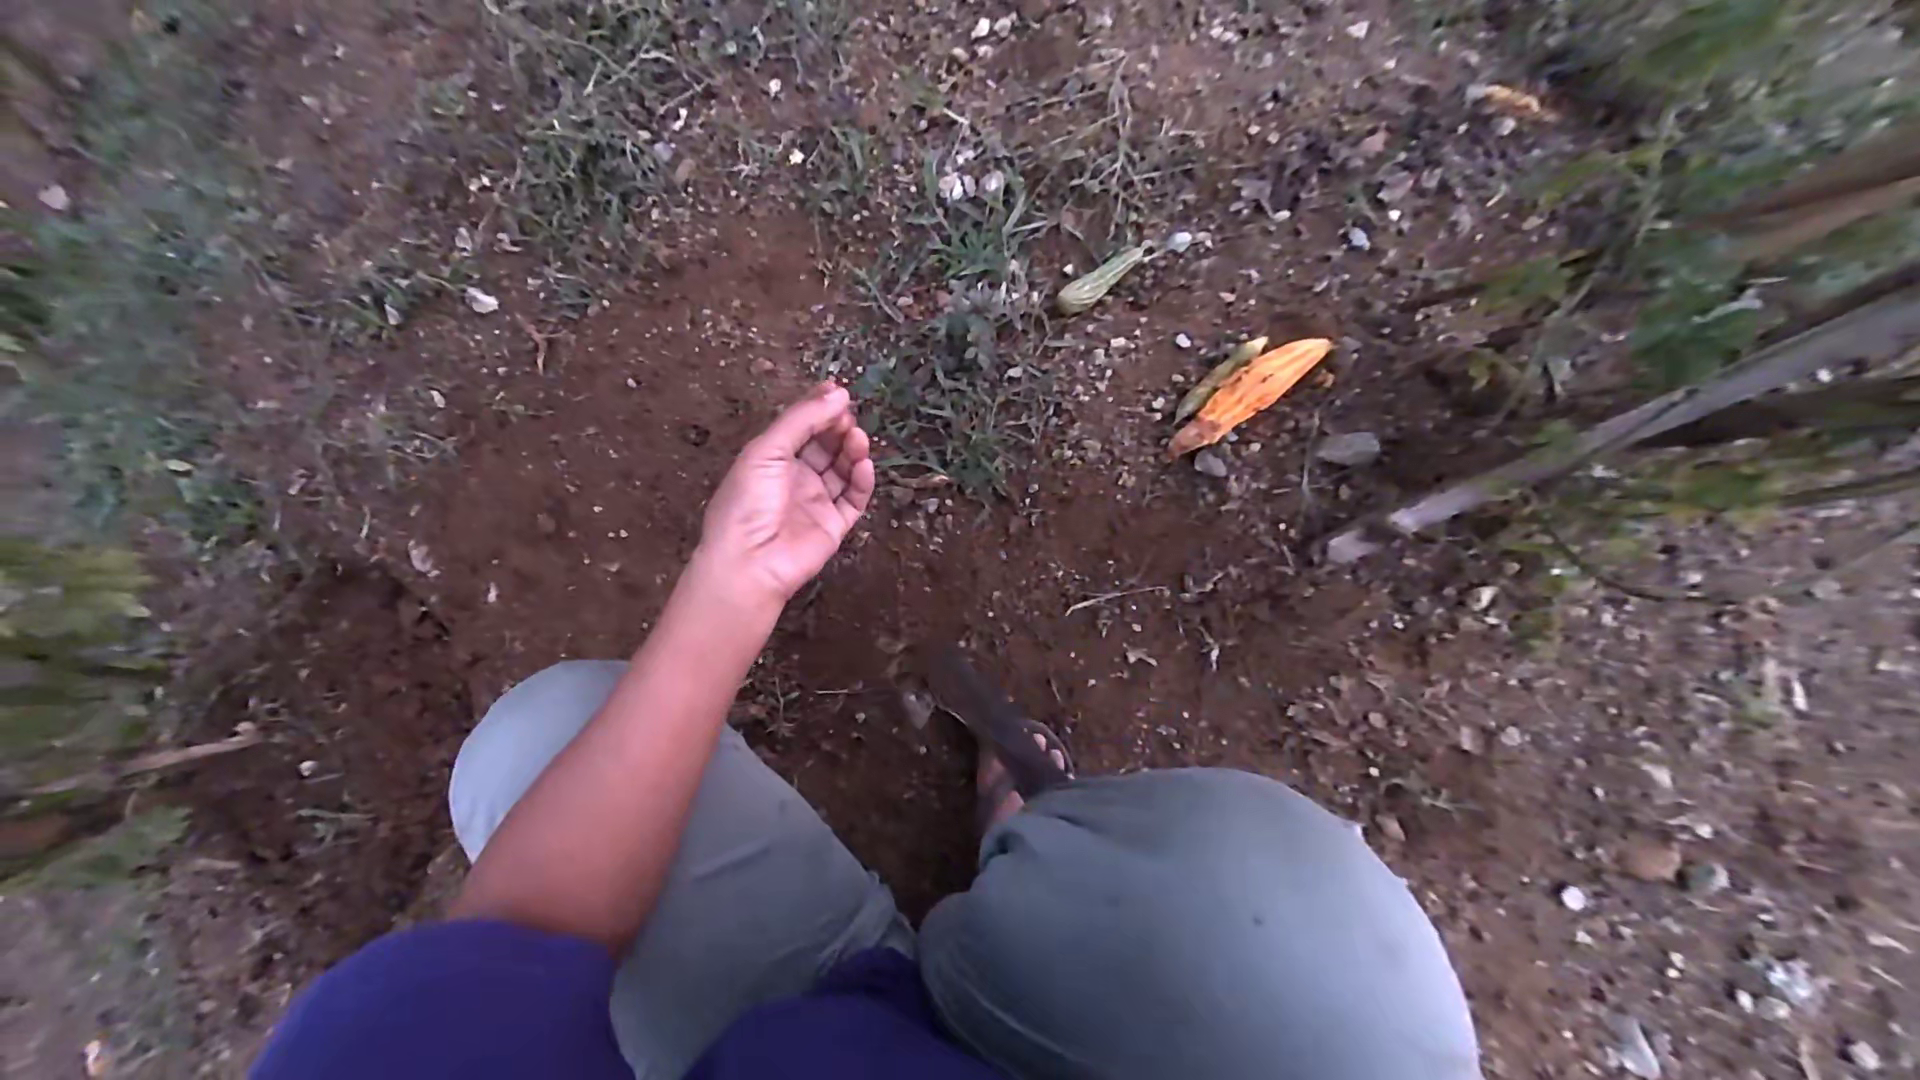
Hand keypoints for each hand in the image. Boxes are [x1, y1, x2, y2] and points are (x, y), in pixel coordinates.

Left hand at [695, 382, 874, 605]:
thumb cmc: (748, 501)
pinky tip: (864, 465)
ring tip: (858, 438)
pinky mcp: (834, 525)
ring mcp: (816, 502)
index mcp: (772, 459)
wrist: (750, 561)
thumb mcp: (767, 450)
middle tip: (848, 416)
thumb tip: (839, 393)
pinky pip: (854, 499)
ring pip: (843, 470)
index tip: (839, 392)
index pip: (801, 428)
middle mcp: (795, 478)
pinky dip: (862, 481)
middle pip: (825, 446)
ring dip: (852, 451)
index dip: (820, 409)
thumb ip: (803, 420)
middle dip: (838, 428)